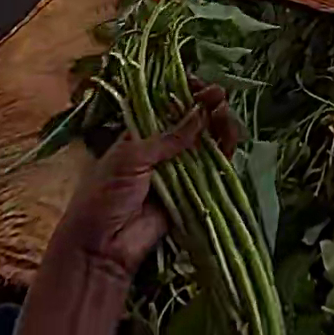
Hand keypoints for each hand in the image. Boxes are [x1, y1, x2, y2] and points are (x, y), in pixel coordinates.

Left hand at [47, 83, 238, 280]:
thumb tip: (202, 110)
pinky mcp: (192, 191)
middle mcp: (163, 147)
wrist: (101, 249)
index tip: (200, 84)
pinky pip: (214, 167)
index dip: (186, 92)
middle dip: (207, 105)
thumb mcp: (132, 158)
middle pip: (193, 120)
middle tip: (219, 96)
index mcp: (143, 132)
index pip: (170, 104)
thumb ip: (170, 137)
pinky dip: (225, 151)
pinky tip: (232, 138)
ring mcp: (179, 168)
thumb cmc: (106, 195)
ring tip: (225, 115)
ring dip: (219, 124)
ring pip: (207, 140)